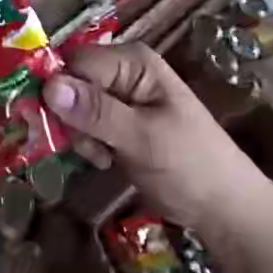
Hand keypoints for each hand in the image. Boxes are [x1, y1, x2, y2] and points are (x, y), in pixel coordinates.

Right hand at [41, 42, 267, 231]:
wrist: (227, 210)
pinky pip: (86, 123)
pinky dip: (87, 143)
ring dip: (79, 133)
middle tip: (86, 148)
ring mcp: (121, 97)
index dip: (58, 89)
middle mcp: (123, 71)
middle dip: (69, 115)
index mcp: (132, 61)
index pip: (77, 62)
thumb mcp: (144, 139)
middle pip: (72, 81)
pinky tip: (104, 160)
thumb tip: (48, 86)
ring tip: (102, 158)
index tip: (45, 121)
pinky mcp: (118, 122)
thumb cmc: (192, 166)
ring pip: (75, 105)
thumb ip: (97, 112)